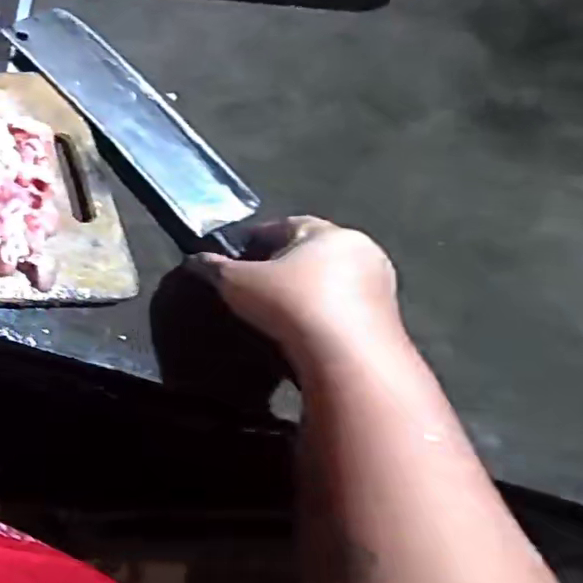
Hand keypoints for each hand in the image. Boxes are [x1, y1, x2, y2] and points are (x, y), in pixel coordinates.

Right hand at [187, 216, 400, 357]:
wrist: (348, 357)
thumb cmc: (290, 304)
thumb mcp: (233, 281)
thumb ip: (211, 266)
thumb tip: (196, 260)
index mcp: (330, 232)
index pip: (282, 225)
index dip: (250, 241)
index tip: (229, 260)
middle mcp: (362, 250)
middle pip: (306, 251)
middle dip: (276, 264)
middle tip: (247, 284)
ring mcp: (380, 283)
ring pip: (324, 278)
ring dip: (298, 289)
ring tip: (269, 309)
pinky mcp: (386, 315)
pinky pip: (340, 303)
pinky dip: (317, 309)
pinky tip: (296, 326)